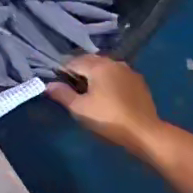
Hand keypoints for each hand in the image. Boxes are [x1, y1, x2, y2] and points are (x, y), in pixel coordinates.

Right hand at [46, 56, 161, 155]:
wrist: (144, 132)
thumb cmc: (108, 118)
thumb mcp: (80, 108)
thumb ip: (62, 94)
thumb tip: (48, 85)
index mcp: (98, 65)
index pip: (73, 61)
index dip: (63, 72)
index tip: (59, 86)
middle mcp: (114, 62)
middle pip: (90, 61)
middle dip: (79, 71)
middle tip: (72, 89)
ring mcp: (129, 71)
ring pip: (105, 67)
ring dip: (94, 75)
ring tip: (89, 92)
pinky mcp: (139, 82)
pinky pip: (117, 75)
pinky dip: (108, 80)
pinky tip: (107, 96)